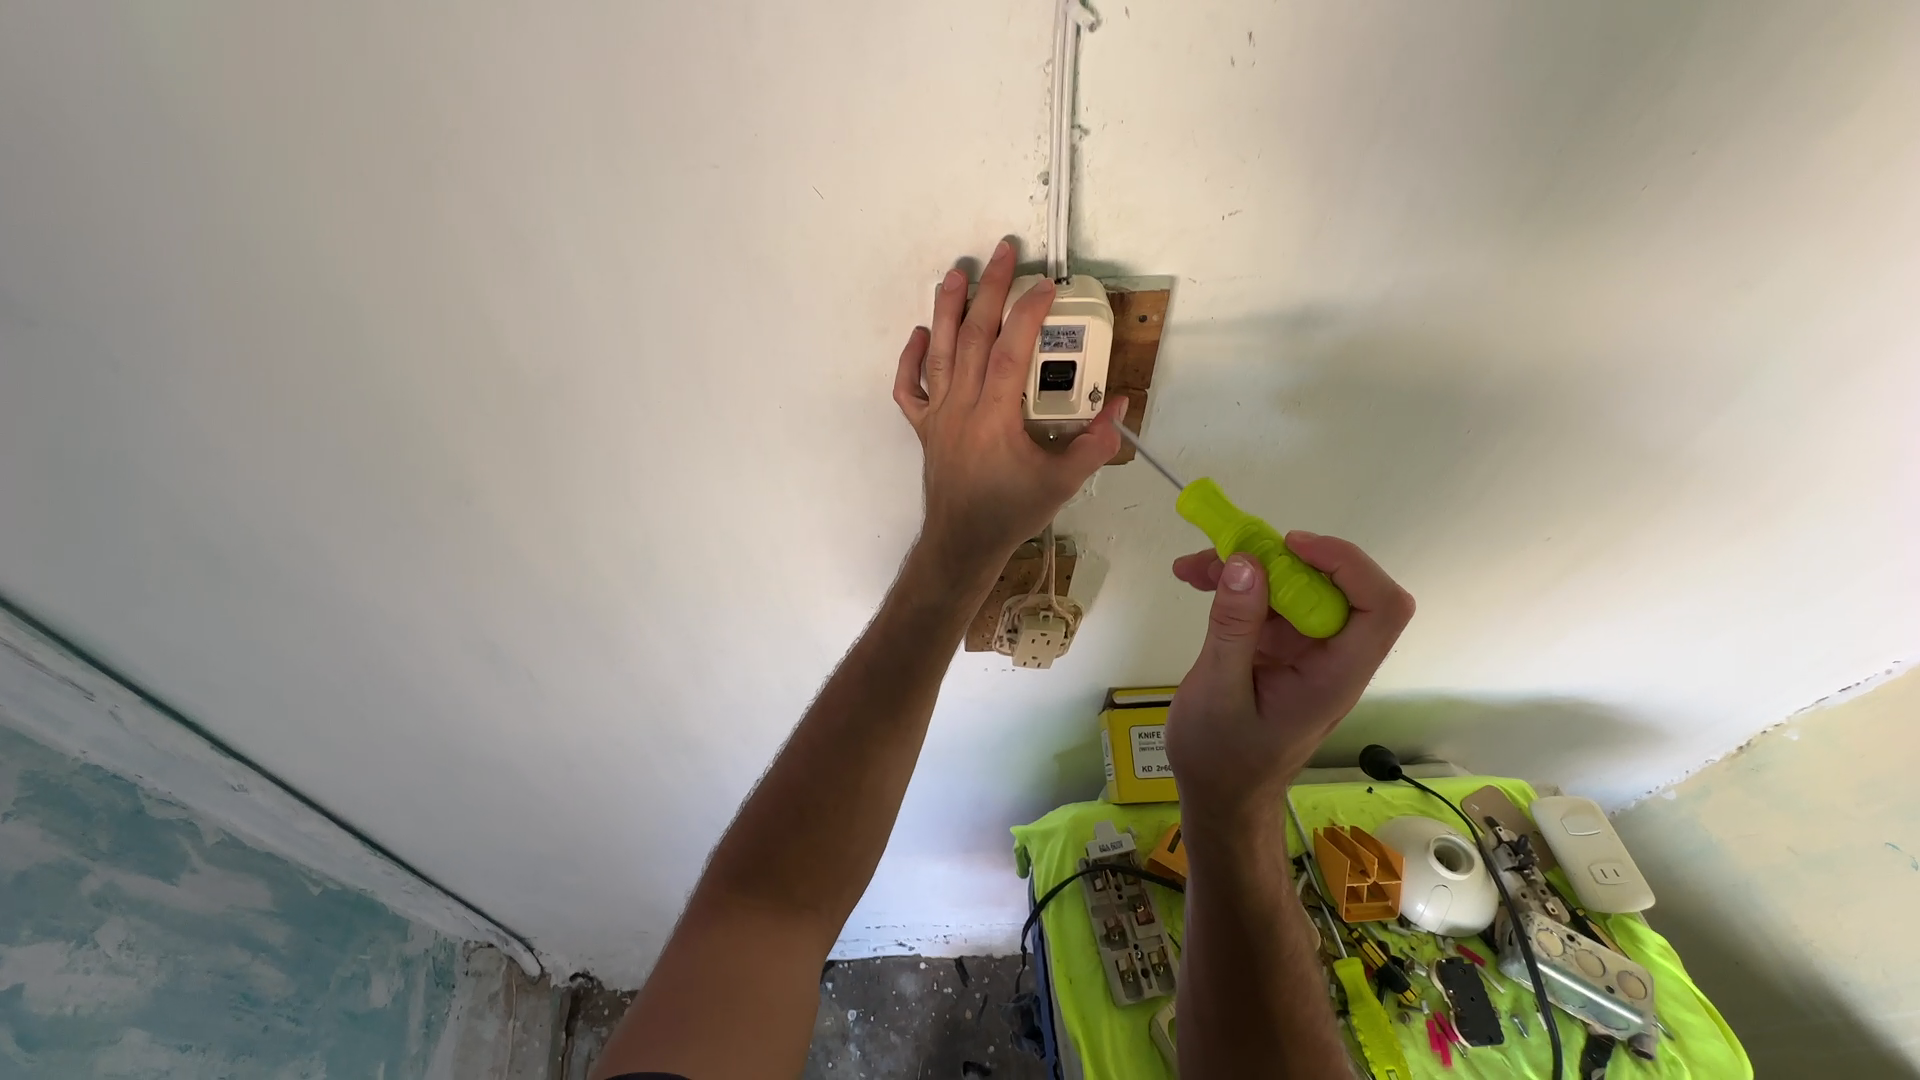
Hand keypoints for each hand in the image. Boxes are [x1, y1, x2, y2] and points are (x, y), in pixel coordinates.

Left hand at [893, 240, 1127, 577]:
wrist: (962, 543)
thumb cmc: (1010, 513)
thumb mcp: (1062, 483)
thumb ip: (1094, 443)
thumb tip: (1118, 404)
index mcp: (994, 416)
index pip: (1010, 350)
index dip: (1028, 313)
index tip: (1047, 284)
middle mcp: (960, 407)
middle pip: (972, 336)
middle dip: (990, 290)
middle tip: (1004, 252)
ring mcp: (937, 415)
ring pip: (938, 351)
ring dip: (946, 308)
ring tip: (956, 273)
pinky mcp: (924, 428)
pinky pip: (908, 388)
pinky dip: (909, 358)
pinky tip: (918, 334)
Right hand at [1165, 534, 1414, 821]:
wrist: (1218, 795)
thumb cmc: (1222, 757)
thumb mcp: (1218, 692)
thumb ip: (1234, 628)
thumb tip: (1247, 563)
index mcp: (1334, 675)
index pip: (1380, 607)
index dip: (1348, 565)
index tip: (1292, 547)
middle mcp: (1330, 657)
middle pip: (1333, 586)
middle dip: (1279, 558)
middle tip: (1223, 550)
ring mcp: (1305, 652)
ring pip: (1293, 587)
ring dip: (1247, 568)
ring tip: (1191, 568)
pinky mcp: (1279, 650)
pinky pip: (1267, 603)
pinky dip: (1233, 586)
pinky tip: (1194, 580)